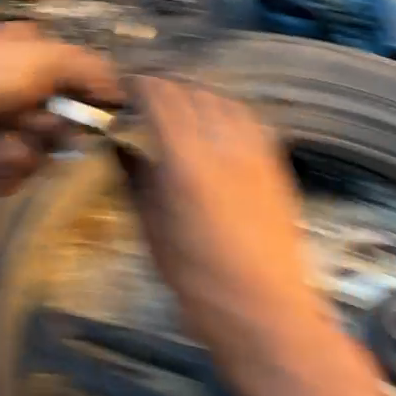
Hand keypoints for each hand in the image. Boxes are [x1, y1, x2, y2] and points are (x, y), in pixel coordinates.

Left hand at [0, 22, 121, 194]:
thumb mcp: (42, 55)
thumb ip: (89, 69)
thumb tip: (122, 91)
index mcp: (27, 51)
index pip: (76, 82)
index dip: (81, 102)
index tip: (83, 113)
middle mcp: (12, 84)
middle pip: (58, 124)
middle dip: (43, 130)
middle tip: (24, 122)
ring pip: (34, 155)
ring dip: (16, 154)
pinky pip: (6, 175)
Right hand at [127, 79, 395, 395]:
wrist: (264, 310)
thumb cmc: (199, 280)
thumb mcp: (153, 231)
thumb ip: (137, 179)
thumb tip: (121, 146)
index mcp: (185, 161)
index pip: (160, 98)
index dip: (140, 85)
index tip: (126, 88)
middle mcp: (221, 146)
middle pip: (190, 92)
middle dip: (164, 89)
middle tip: (146, 100)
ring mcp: (253, 152)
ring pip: (221, 100)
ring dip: (195, 96)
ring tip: (179, 108)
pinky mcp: (274, 163)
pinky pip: (248, 119)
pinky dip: (226, 111)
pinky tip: (215, 126)